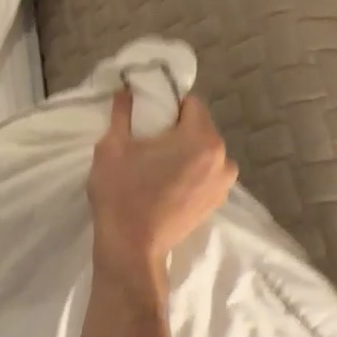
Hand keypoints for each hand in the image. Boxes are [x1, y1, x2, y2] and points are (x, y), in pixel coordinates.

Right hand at [87, 90, 237, 285]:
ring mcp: (224, 183)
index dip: (168, 104)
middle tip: (146, 139)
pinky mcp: (217, 202)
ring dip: (184, 151)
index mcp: (201, 139)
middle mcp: (223, 158)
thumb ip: (123, 114)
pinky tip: (164, 183)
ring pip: (203, 152)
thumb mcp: (112, 146)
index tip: (147, 116)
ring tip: (155, 164)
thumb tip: (127, 92)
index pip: (192, 104)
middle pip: (200, 128)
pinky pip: (205, 173)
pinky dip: (189, 171)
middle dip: (176, 128)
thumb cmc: (121, 191)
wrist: (132, 244)